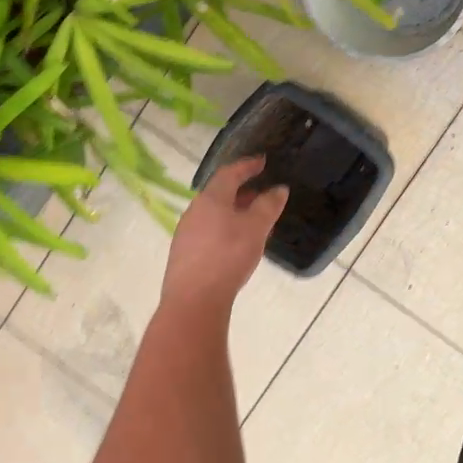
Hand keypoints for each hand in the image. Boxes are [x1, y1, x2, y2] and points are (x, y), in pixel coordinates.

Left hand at [161, 156, 287, 316]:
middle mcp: (194, 211)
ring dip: (233, 211)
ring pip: (213, 213)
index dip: (247, 166)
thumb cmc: (227, 256)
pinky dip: (224, 228)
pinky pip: (207, 231)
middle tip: (261, 193)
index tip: (262, 162)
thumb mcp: (257, 228)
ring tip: (252, 220)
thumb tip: (279, 189)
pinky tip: (236, 243)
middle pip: (219, 193)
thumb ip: (269, 205)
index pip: (229, 173)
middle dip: (241, 190)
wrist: (193, 301)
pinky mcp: (183, 255)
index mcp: (211, 199)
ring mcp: (185, 234)